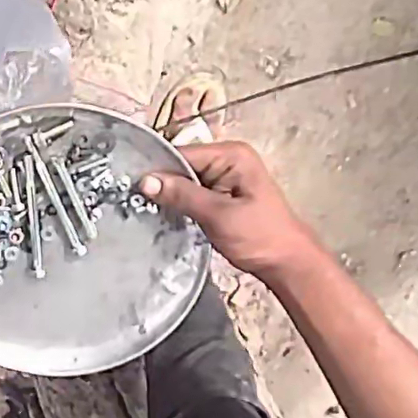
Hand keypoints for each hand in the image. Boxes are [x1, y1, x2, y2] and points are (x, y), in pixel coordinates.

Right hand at [141, 141, 322, 280]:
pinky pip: (189, 192)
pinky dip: (177, 203)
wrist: (286, 263)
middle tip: (135, 200)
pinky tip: (163, 213)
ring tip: (145, 208)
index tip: (132, 186)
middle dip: (161, 183)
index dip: (157, 169)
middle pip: (180, 165)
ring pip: (182, 180)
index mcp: (232, 155)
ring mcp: (223, 177)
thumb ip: (182, 195)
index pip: (182, 153)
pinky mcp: (219, 194)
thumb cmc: (260, 237)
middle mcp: (227, 159)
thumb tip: (146, 180)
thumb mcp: (218, 215)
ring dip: (168, 195)